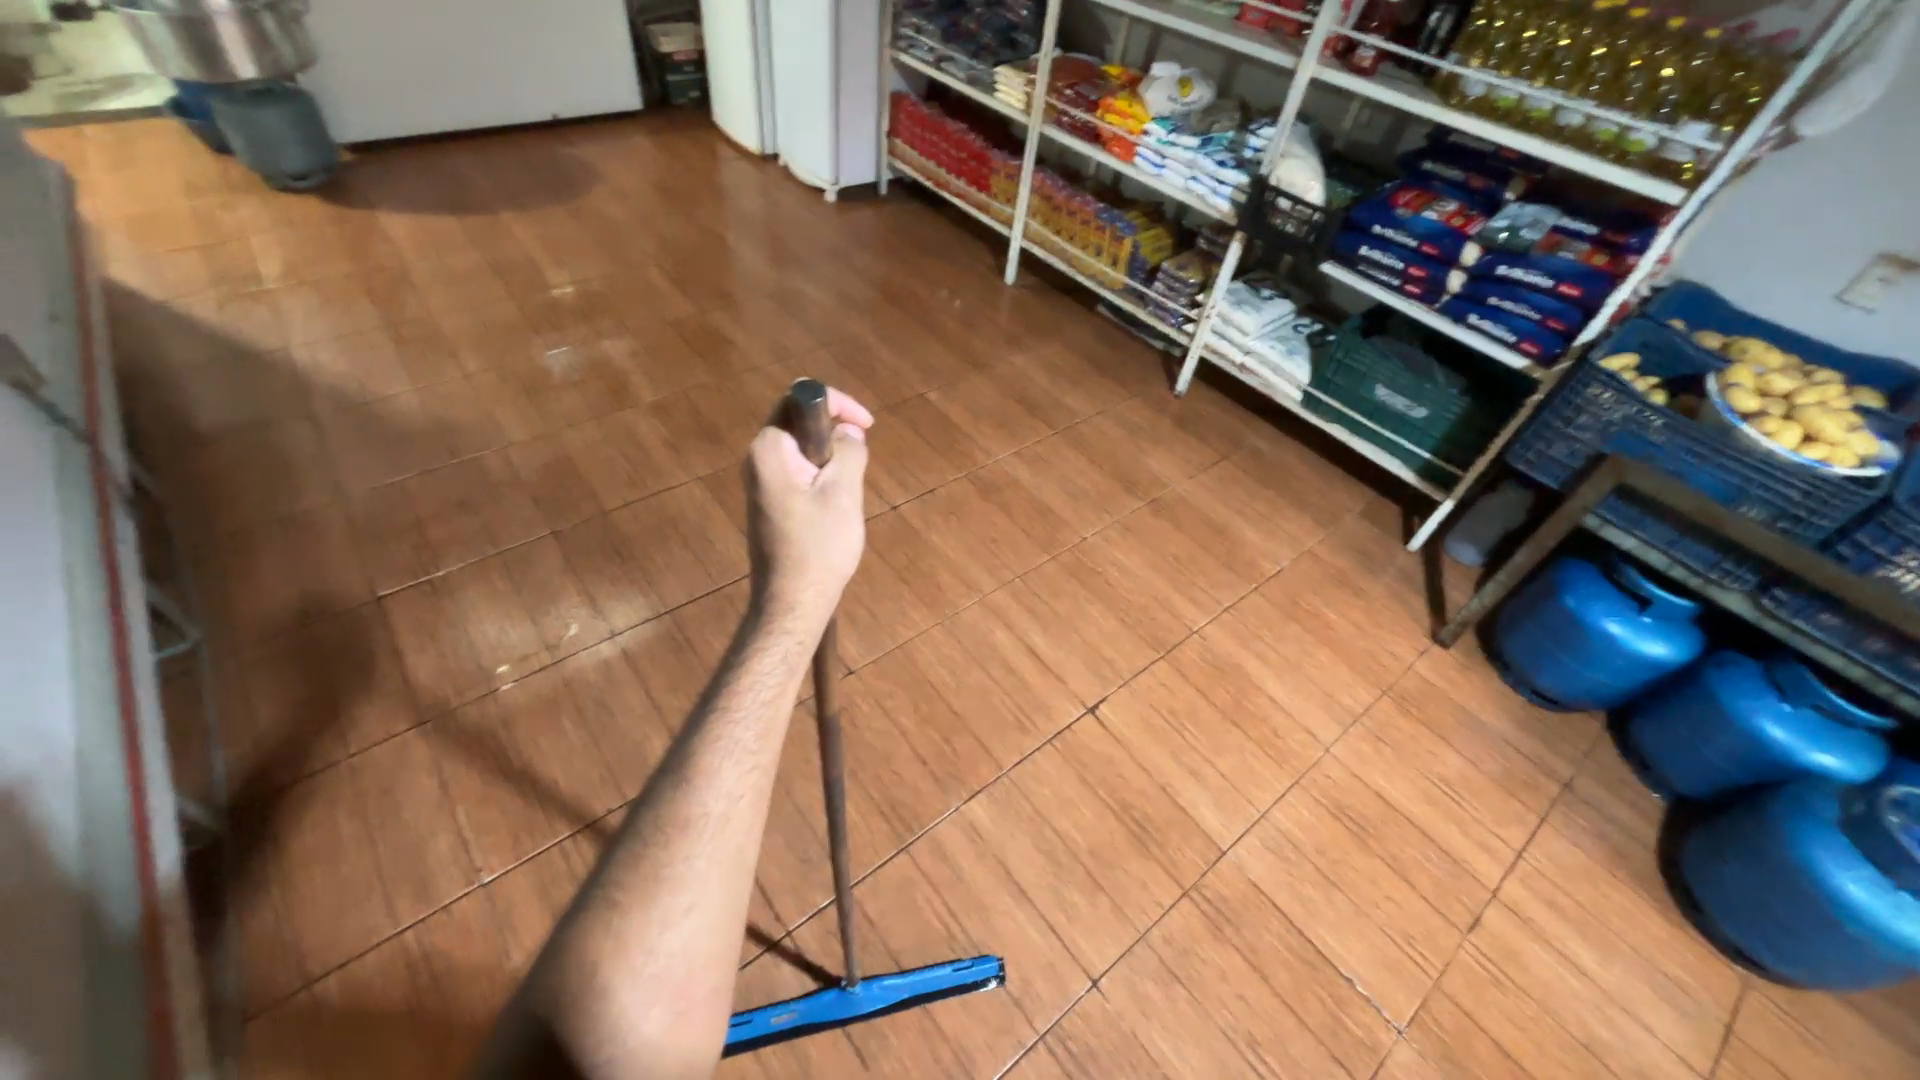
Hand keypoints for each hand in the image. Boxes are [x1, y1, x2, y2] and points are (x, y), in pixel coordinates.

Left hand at [744, 386, 872, 625]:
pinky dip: (820, 476)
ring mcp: (760, 482)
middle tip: (860, 459)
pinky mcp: (768, 502)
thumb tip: (849, 431)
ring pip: (801, 449)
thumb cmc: (819, 547)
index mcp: (769, 449)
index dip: (837, 403)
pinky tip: (836, 505)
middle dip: (835, 432)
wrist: (792, 602)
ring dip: (830, 458)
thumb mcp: (844, 492)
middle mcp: (757, 459)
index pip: (799, 397)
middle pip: (799, 421)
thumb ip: (849, 450)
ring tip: (850, 488)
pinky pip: (797, 472)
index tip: (866, 426)